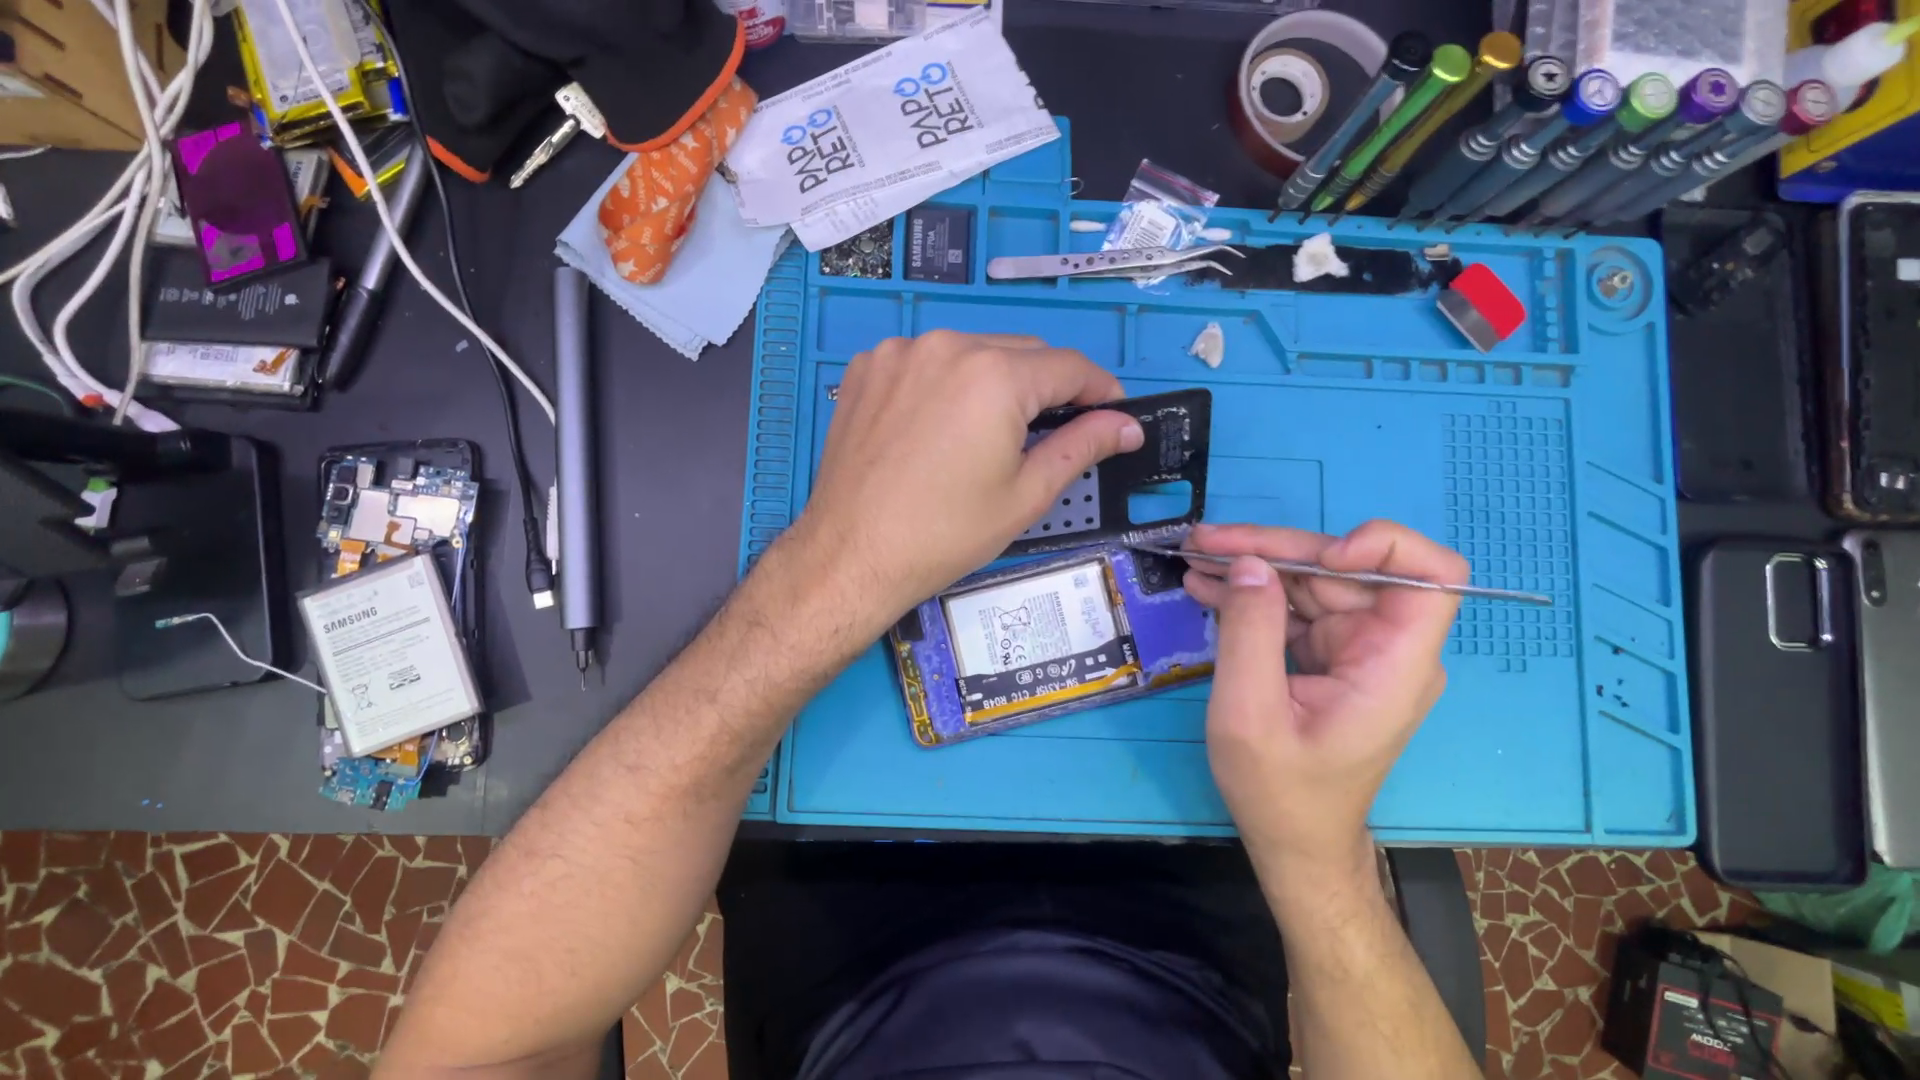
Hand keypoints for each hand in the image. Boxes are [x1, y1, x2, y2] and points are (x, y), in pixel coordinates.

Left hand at [784, 330, 1143, 627]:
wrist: (851, 554)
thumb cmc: (944, 534)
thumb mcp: (1026, 494)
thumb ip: (1082, 447)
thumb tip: (1127, 426)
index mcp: (995, 376)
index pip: (1069, 367)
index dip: (1099, 391)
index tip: (1111, 415)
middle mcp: (948, 346)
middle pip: (1022, 354)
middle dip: (1047, 388)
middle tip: (1053, 434)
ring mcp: (900, 352)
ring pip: (973, 352)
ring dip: (995, 381)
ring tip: (991, 434)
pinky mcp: (868, 367)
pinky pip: (927, 360)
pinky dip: (946, 382)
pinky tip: (940, 424)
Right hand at [1182, 521, 1466, 883]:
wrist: (1294, 842)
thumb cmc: (1279, 792)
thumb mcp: (1249, 713)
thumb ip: (1249, 631)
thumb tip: (1247, 562)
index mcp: (1394, 664)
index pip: (1432, 575)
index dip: (1382, 546)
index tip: (1316, 556)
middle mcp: (1388, 648)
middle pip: (1346, 569)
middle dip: (1275, 549)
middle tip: (1202, 544)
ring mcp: (1359, 650)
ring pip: (1314, 581)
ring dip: (1253, 566)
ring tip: (1193, 557)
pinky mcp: (1332, 655)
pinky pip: (1297, 607)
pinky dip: (1253, 595)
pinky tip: (1208, 586)